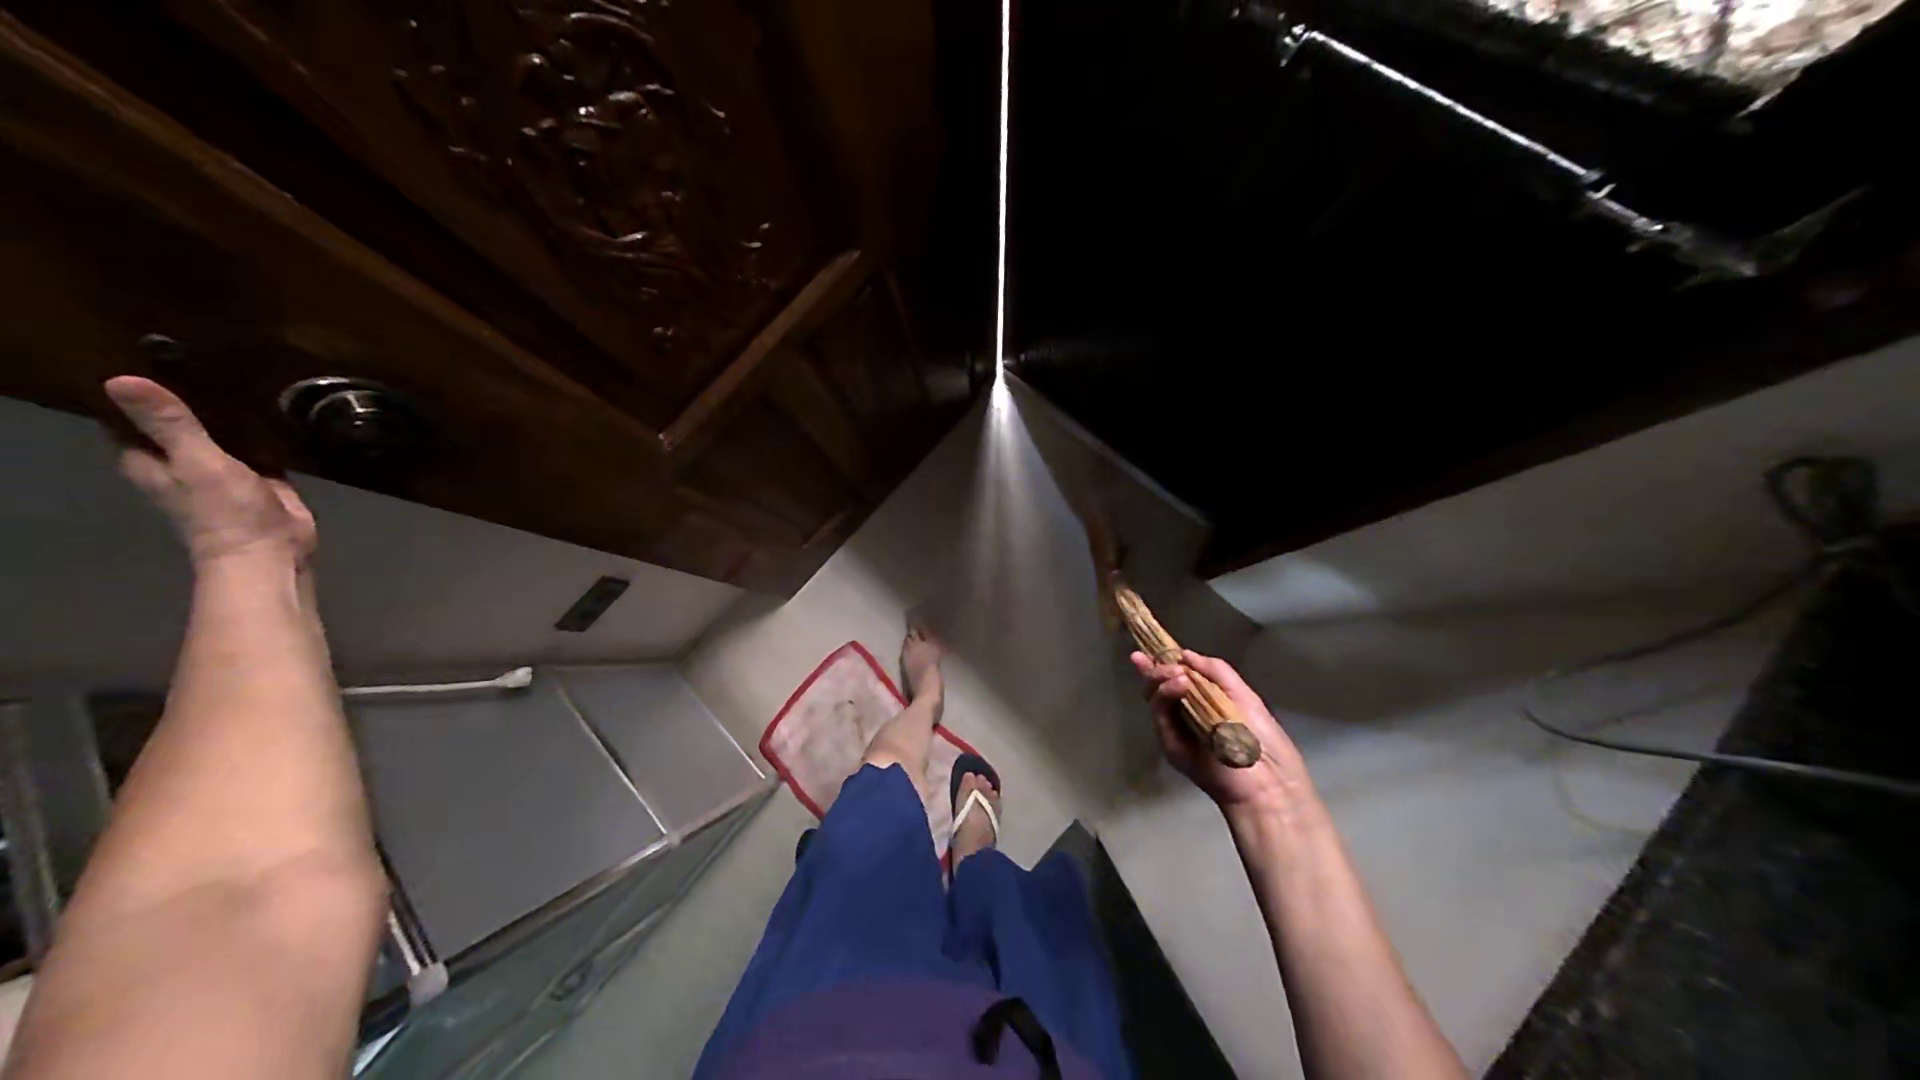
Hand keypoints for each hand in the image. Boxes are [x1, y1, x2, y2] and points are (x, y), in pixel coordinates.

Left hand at [105, 377, 316, 565]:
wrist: (271, 550)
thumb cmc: (223, 511)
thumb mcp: (196, 462)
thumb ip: (169, 423)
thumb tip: (119, 380)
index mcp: (148, 459)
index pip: (125, 418)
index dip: (132, 392)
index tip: (148, 358)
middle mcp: (179, 461)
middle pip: (173, 422)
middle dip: (183, 397)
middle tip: (198, 358)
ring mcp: (222, 470)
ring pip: (216, 433)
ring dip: (224, 413)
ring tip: (237, 375)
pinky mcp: (261, 476)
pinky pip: (256, 447)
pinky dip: (259, 432)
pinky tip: (272, 410)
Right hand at [1130, 649, 1312, 813]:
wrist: (1269, 784)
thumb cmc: (1265, 742)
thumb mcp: (1245, 698)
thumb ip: (1217, 672)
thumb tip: (1186, 654)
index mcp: (1206, 704)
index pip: (1178, 679)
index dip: (1163, 662)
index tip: (1149, 647)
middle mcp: (1187, 716)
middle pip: (1160, 687)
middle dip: (1157, 669)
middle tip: (1165, 662)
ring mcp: (1177, 731)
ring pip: (1155, 698)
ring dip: (1160, 679)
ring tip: (1175, 674)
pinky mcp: (1171, 745)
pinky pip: (1160, 715)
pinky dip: (1165, 695)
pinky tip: (1178, 683)